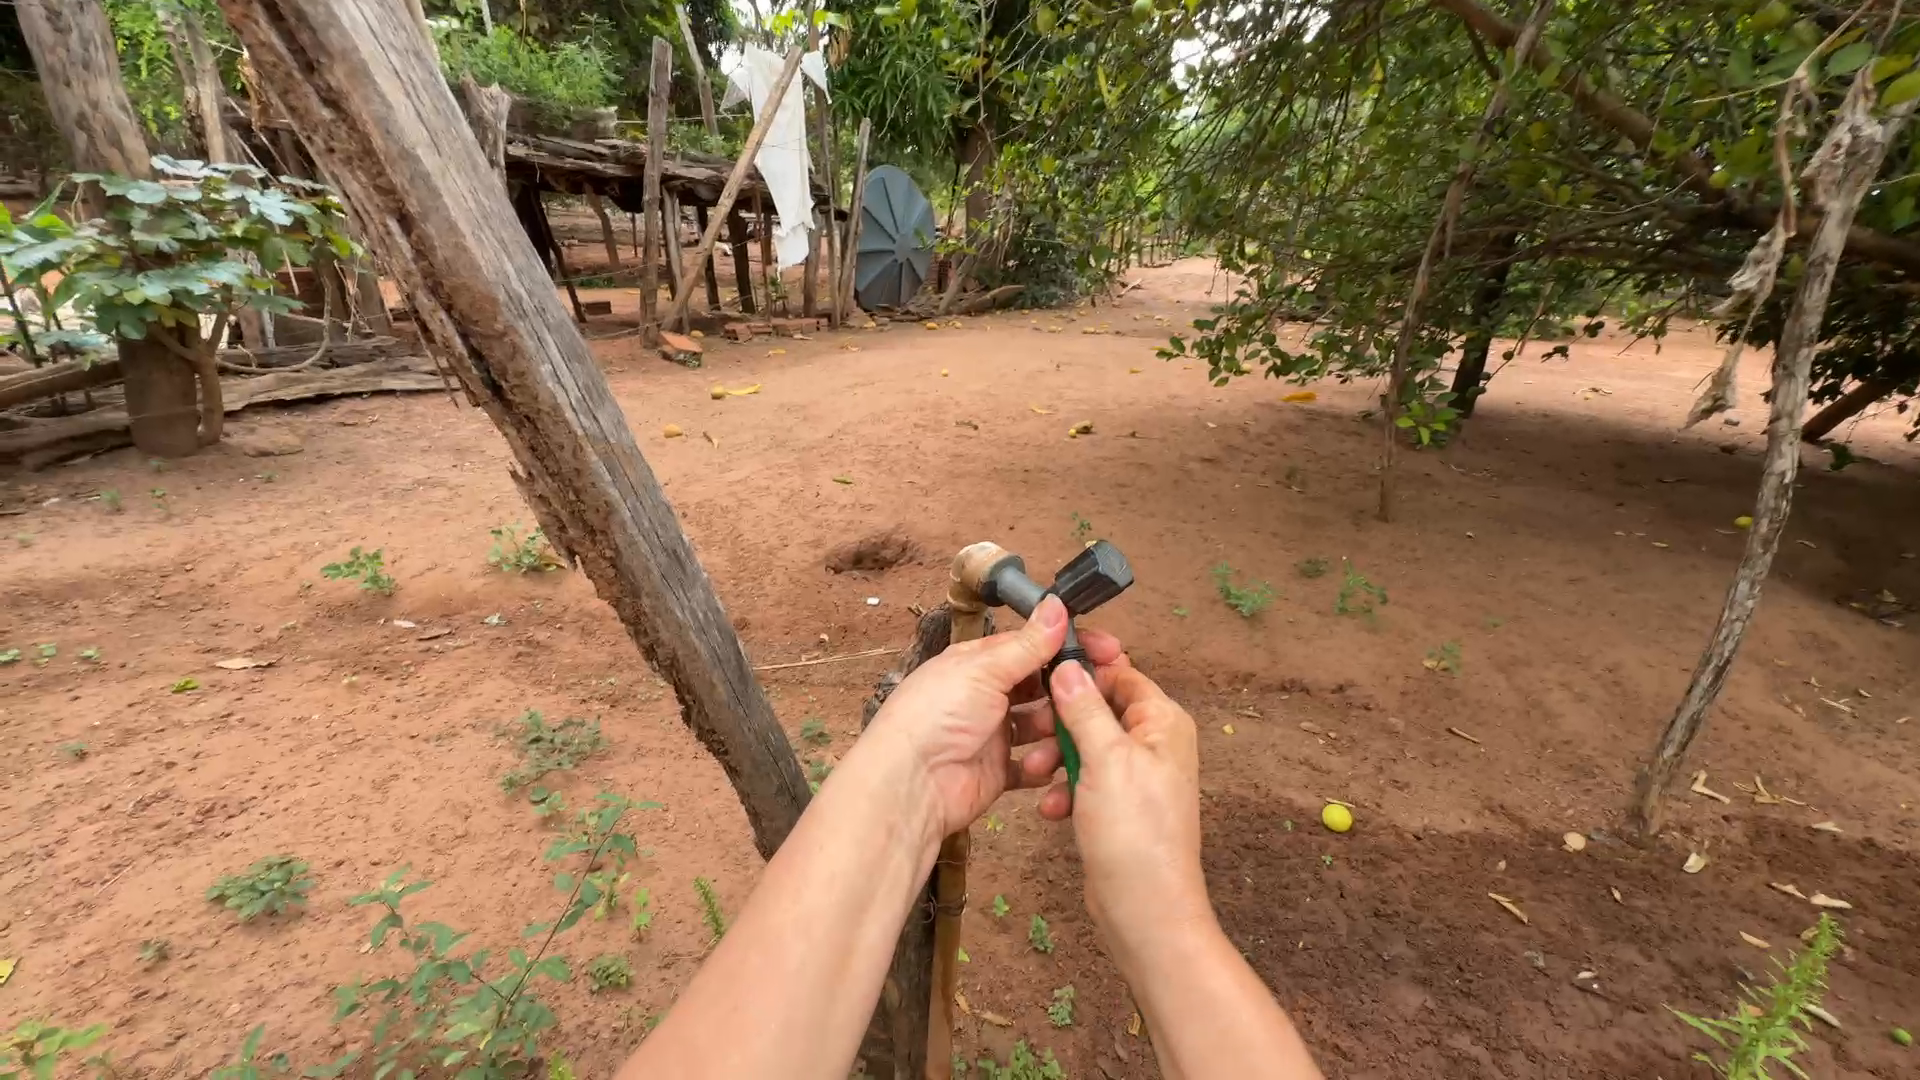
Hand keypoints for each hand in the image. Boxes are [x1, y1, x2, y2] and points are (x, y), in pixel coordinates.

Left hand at [860, 596, 1124, 840]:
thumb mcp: (985, 670)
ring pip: (1041, 725)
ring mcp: (992, 733)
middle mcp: (986, 694)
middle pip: (1041, 686)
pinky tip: (1044, 767)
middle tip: (1100, 694)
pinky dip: (1041, 766)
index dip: (1069, 646)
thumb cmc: (937, 716)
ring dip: (1054, 730)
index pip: (1032, 646)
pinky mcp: (997, 770)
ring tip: (1058, 736)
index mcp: (978, 662)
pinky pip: (1031, 765)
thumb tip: (1056, 605)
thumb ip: (1027, 644)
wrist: (911, 784)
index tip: (1109, 650)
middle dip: (1068, 691)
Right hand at [1039, 660, 1211, 959]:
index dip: (1084, 672)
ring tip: (1037, 775)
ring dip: (1058, 758)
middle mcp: (1154, 742)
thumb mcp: (1105, 759)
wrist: (1145, 912)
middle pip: (1098, 709)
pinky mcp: (1119, 803)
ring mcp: (1136, 774)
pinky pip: (1086, 779)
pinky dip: (1067, 789)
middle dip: (1063, 723)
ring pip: (1086, 745)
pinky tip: (1051, 809)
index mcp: (1162, 722)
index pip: (1121, 675)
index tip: (1044, 675)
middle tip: (1034, 732)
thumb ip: (1085, 708)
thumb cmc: (1135, 832)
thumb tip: (1068, 666)